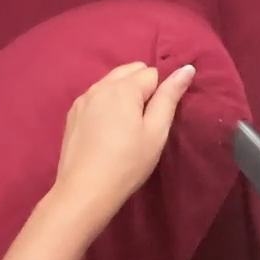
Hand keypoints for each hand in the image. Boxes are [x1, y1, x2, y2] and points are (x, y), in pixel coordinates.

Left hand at [49, 62, 194, 222]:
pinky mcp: (72, 114)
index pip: (152, 73)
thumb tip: (186, 67)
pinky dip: (107, 103)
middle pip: (130, 71)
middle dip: (143, 86)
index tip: (161, 115)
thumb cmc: (128, 163)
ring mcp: (82, 99)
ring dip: (125, 92)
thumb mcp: (156, 131)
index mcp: (123, 88)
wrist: (84, 191)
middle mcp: (100, 86)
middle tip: (147, 118)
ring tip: (128, 124)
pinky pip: (96, 96)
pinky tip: (108, 129)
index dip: (162, 91)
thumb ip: (170, 96)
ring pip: (111, 82)